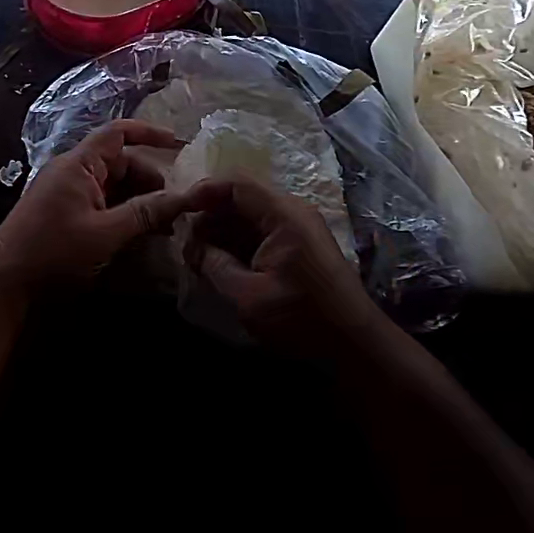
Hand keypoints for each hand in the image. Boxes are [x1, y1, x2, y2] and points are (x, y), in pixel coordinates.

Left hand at [0, 120, 193, 301]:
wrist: (4, 282)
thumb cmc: (53, 251)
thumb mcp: (104, 233)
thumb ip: (144, 214)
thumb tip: (185, 197)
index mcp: (78, 164)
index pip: (117, 133)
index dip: (149, 133)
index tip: (179, 145)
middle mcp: (72, 171)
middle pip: (120, 163)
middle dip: (150, 180)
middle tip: (177, 208)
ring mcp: (66, 193)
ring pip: (112, 186)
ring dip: (138, 200)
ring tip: (164, 226)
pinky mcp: (64, 214)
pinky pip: (100, 203)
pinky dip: (122, 213)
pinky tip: (140, 235)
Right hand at [180, 177, 375, 342]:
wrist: (357, 349)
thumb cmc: (302, 319)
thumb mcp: (247, 295)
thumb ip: (213, 264)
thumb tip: (189, 248)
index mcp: (284, 215)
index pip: (236, 183)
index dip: (202, 191)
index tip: (177, 210)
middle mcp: (293, 212)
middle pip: (241, 196)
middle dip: (208, 213)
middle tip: (182, 237)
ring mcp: (298, 229)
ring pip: (248, 214)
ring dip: (220, 228)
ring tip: (195, 252)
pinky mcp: (299, 246)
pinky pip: (260, 230)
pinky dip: (236, 240)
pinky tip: (218, 261)